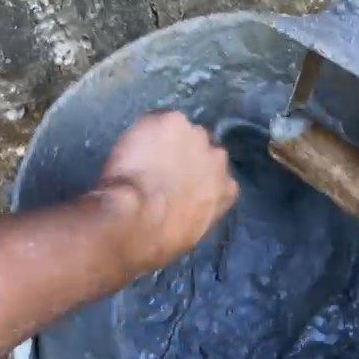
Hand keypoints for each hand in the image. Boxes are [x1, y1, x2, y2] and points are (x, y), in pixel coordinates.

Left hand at [93, 111, 238, 271]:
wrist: (136, 219)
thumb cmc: (160, 239)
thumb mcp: (192, 231)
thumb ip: (199, 206)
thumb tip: (186, 200)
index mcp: (226, 188)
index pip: (219, 175)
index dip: (198, 175)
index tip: (180, 183)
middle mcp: (217, 156)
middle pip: (202, 146)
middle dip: (185, 153)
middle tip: (161, 166)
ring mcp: (195, 134)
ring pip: (180, 130)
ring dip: (166, 139)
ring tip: (143, 155)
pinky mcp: (172, 119)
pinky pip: (157, 120)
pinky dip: (145, 129)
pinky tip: (133, 145)